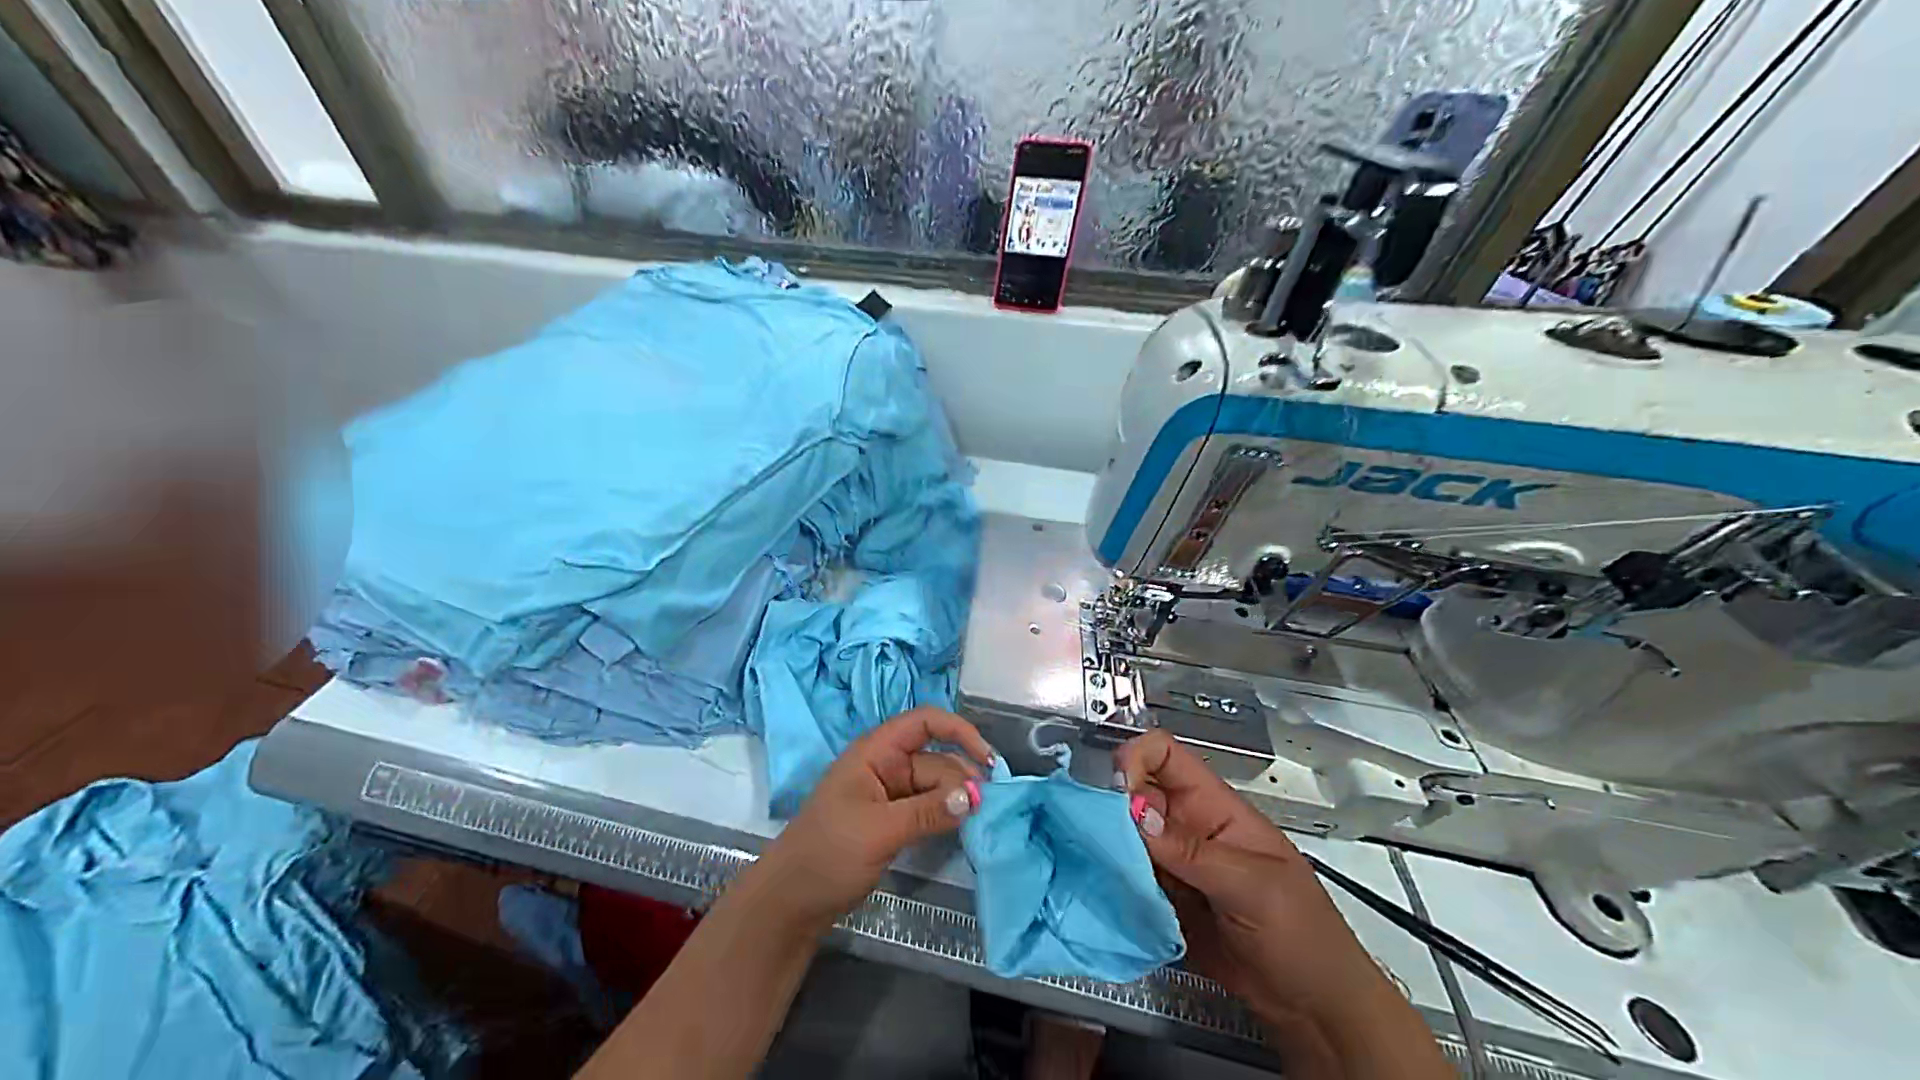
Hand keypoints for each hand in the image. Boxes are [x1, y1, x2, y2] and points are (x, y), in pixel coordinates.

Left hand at [757, 707, 995, 925]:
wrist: (791, 902)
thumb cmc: (828, 854)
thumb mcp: (879, 830)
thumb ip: (928, 811)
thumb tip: (975, 796)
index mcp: (876, 752)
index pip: (925, 722)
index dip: (959, 732)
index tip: (988, 760)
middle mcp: (885, 766)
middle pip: (936, 759)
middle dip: (964, 778)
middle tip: (990, 809)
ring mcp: (889, 794)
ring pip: (935, 786)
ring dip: (958, 799)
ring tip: (983, 821)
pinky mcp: (892, 820)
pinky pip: (928, 808)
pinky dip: (946, 815)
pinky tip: (964, 829)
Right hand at [1115, 732, 1413, 1059]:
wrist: (1315, 1010)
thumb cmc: (1305, 938)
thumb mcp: (1253, 887)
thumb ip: (1192, 850)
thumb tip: (1134, 812)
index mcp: (1214, 807)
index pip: (1166, 756)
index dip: (1136, 758)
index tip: (1114, 789)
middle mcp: (1186, 828)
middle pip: (1134, 794)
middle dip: (1110, 807)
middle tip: (1096, 835)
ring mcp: (1173, 865)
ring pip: (1124, 836)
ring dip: (1106, 846)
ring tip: (1093, 863)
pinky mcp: (1162, 900)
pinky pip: (1126, 876)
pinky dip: (1111, 880)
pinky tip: (1102, 888)